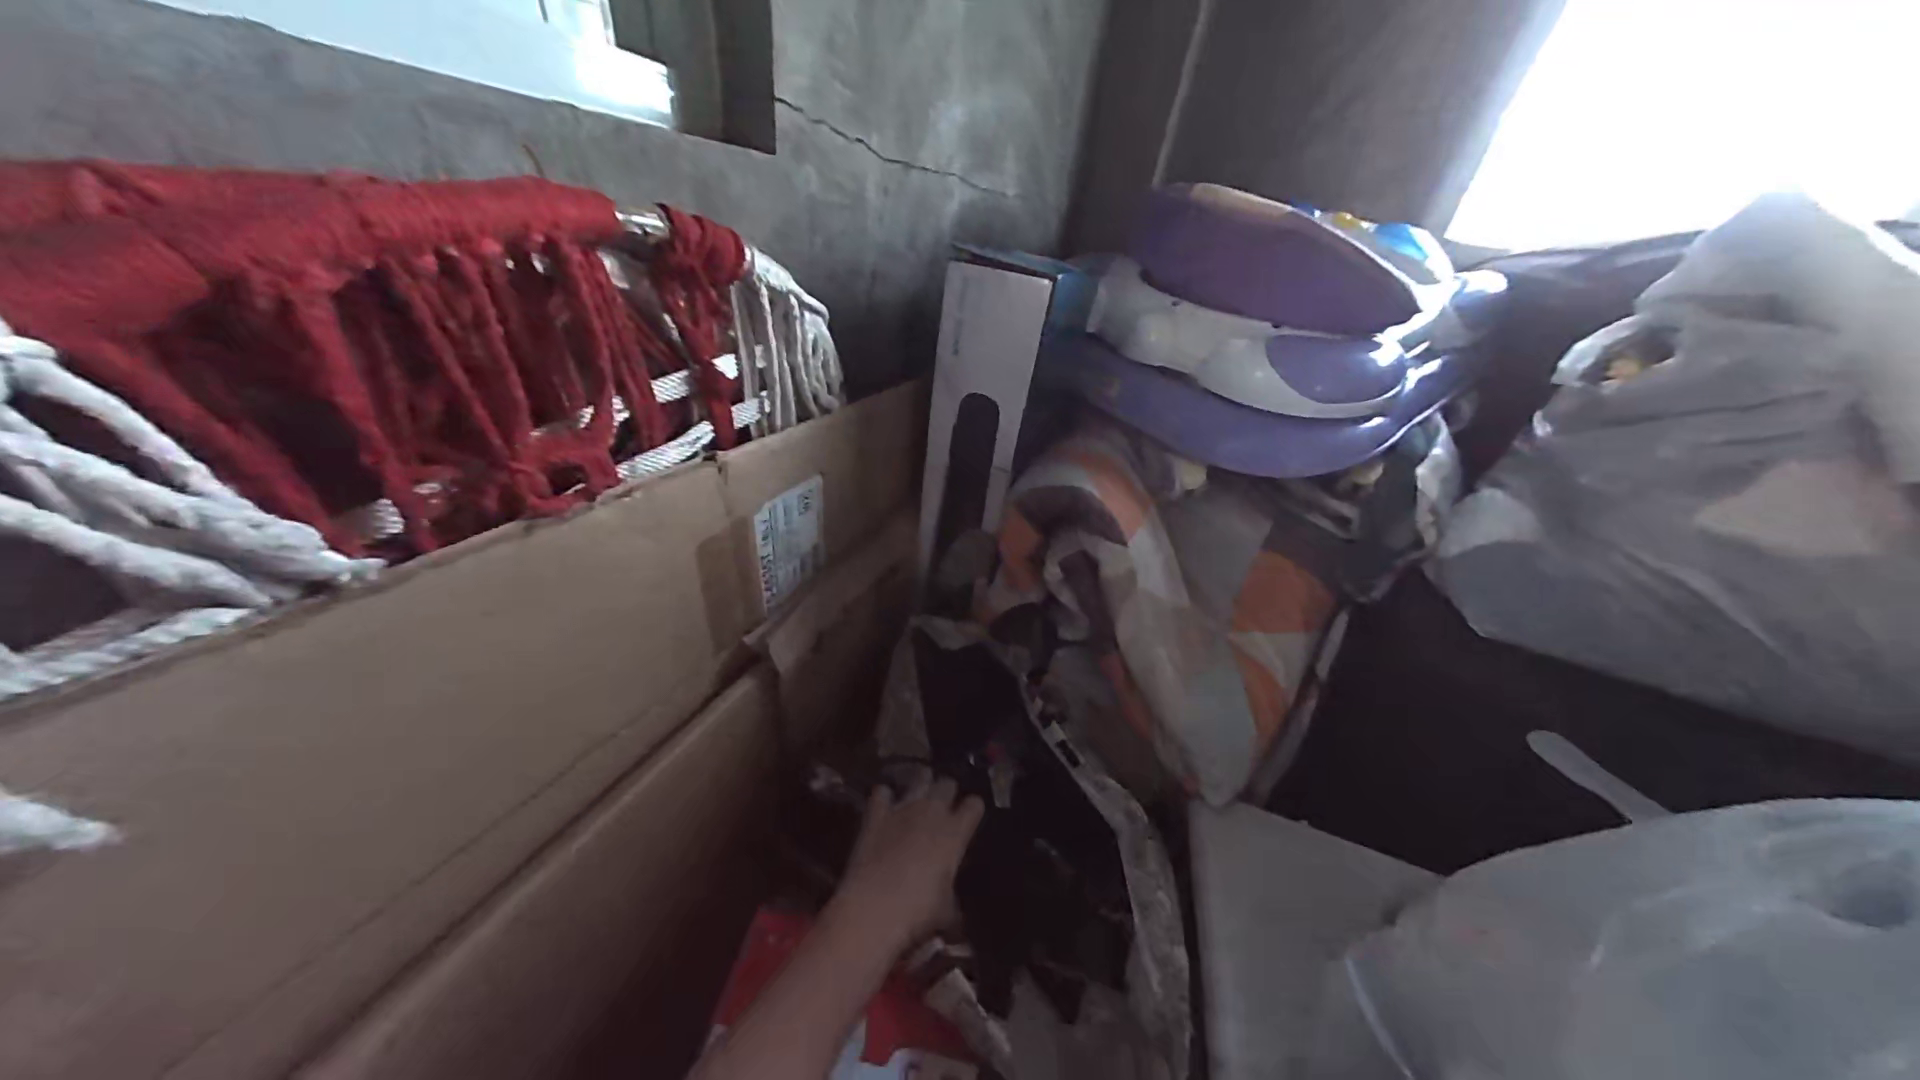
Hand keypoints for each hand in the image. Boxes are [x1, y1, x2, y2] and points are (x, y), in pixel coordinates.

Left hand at [825, 776, 984, 956]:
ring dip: (921, 783)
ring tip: (918, 793)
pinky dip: (884, 796)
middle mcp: (932, 811)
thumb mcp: (946, 911)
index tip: (970, 816)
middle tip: (943, 805)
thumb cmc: (918, 912)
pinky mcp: (875, 814)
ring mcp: (902, 808)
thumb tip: (954, 912)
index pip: (974, 805)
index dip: (973, 809)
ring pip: (919, 777)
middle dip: (947, 790)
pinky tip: (884, 805)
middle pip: (947, 783)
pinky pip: (881, 792)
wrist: (873, 909)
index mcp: (955, 832)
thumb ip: (952, 899)